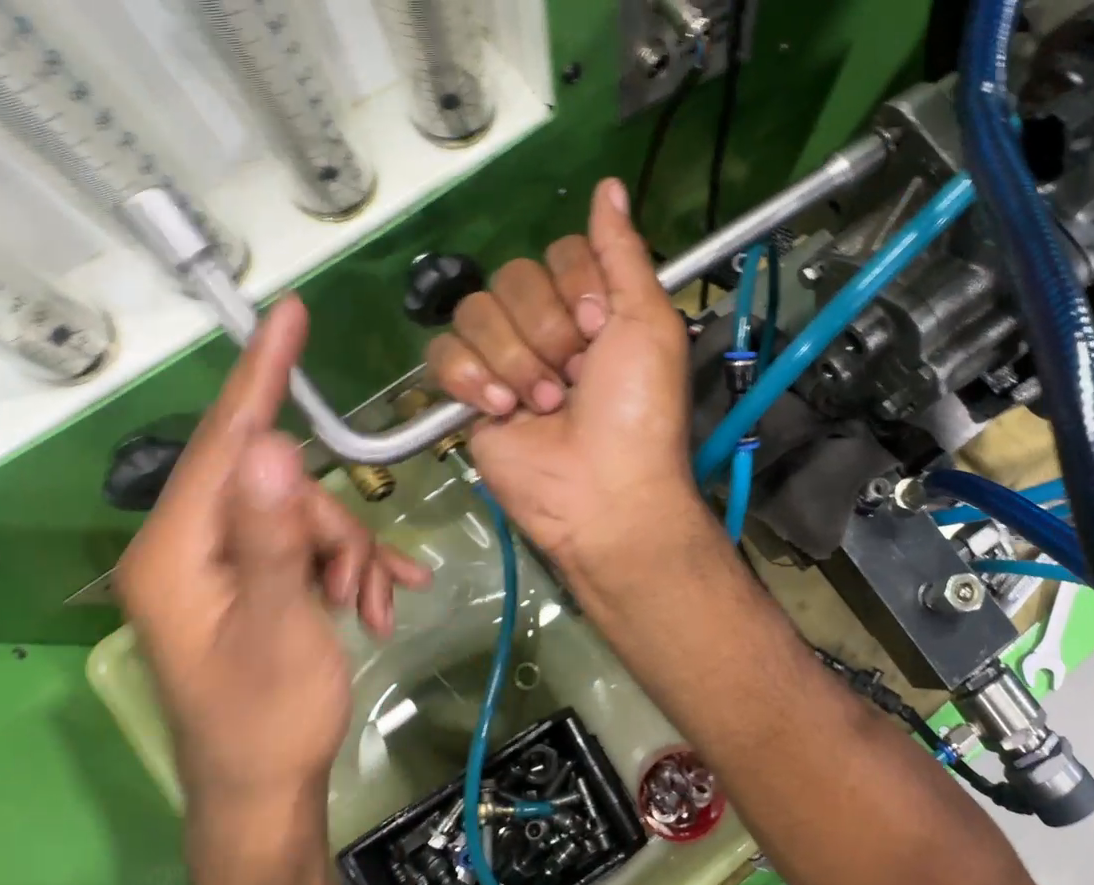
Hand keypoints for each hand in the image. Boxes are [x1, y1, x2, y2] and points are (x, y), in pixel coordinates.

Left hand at [116, 297, 431, 823]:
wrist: (265, 793)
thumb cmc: (269, 719)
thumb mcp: (280, 626)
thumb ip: (273, 537)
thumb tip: (268, 447)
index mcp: (177, 551)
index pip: (221, 443)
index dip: (259, 377)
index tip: (289, 314)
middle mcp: (189, 548)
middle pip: (277, 488)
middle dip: (336, 526)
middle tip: (366, 583)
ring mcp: (220, 568)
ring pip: (301, 518)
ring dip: (350, 555)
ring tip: (375, 606)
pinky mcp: (249, 586)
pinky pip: (305, 549)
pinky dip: (348, 569)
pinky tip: (382, 601)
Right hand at [427, 178, 708, 577]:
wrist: (605, 491)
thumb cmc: (637, 411)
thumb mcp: (650, 323)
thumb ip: (624, 253)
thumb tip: (610, 185)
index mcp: (593, 309)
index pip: (560, 254)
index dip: (578, 289)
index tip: (603, 332)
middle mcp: (548, 328)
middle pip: (514, 278)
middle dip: (548, 331)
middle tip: (576, 377)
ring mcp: (506, 361)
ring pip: (477, 313)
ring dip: (516, 361)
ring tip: (545, 405)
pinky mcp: (470, 396)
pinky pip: (444, 353)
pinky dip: (471, 378)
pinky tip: (502, 410)